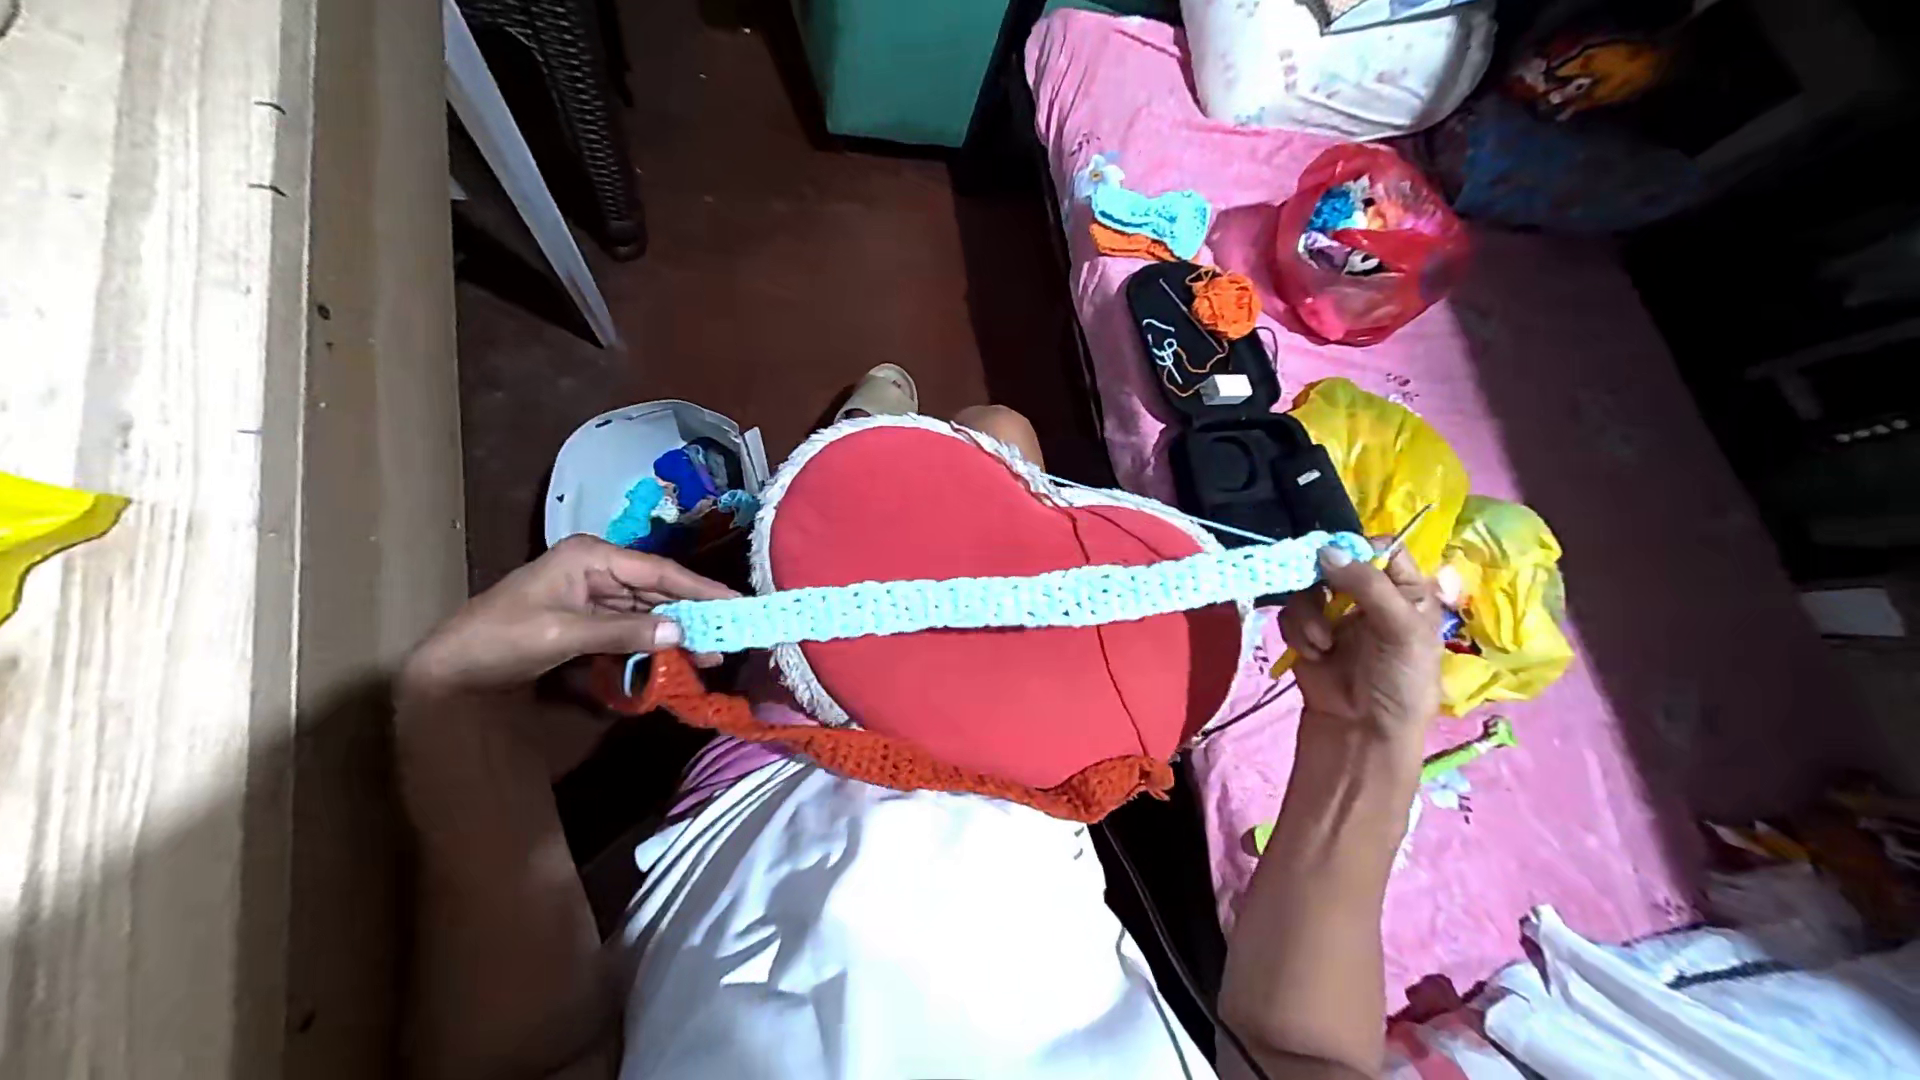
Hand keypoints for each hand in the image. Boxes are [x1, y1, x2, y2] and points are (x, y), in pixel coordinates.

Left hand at [399, 534, 735, 700]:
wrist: (449, 670)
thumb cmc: (501, 639)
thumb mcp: (564, 634)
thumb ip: (624, 632)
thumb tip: (679, 633)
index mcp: (592, 556)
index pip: (659, 571)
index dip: (700, 588)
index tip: (735, 603)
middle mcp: (598, 568)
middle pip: (660, 588)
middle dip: (693, 612)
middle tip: (728, 634)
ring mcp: (595, 592)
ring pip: (651, 608)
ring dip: (677, 629)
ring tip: (710, 652)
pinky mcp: (591, 616)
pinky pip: (634, 625)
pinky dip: (655, 640)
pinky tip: (677, 654)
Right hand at [1279, 544, 1443, 743]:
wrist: (1361, 729)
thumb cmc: (1399, 681)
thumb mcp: (1400, 630)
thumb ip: (1367, 585)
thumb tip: (1324, 549)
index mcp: (1405, 591)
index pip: (1382, 549)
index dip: (1358, 549)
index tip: (1339, 559)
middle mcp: (1369, 596)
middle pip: (1335, 563)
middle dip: (1323, 581)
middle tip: (1320, 594)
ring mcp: (1335, 613)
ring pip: (1308, 587)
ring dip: (1309, 613)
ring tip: (1321, 641)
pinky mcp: (1307, 630)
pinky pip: (1290, 612)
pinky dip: (1296, 630)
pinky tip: (1311, 653)